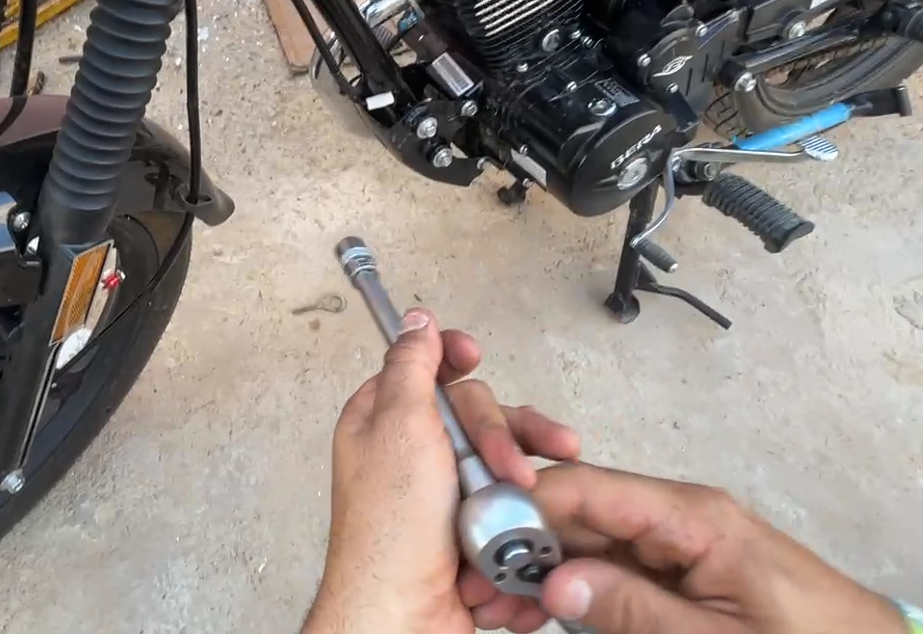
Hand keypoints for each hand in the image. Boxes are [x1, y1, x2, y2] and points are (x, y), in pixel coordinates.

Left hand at [302, 311, 580, 633]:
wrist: (405, 618)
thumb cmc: (392, 524)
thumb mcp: (398, 424)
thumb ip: (410, 365)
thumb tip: (417, 319)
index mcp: (384, 418)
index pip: (423, 369)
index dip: (450, 357)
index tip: (473, 355)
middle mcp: (412, 450)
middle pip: (471, 414)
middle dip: (498, 436)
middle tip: (511, 468)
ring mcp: (442, 491)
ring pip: (495, 458)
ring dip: (521, 477)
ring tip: (538, 498)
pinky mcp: (469, 528)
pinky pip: (507, 504)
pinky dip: (521, 517)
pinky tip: (532, 531)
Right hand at [460, 463, 909, 633]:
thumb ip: (638, 611)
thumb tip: (553, 583)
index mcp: (690, 516)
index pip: (588, 490)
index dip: (527, 503)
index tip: (477, 532)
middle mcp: (674, 516)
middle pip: (579, 514)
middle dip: (523, 545)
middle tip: (475, 586)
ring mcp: (676, 544)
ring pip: (588, 544)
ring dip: (540, 571)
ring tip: (494, 608)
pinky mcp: (679, 573)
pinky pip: (612, 570)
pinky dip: (573, 590)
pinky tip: (536, 611)